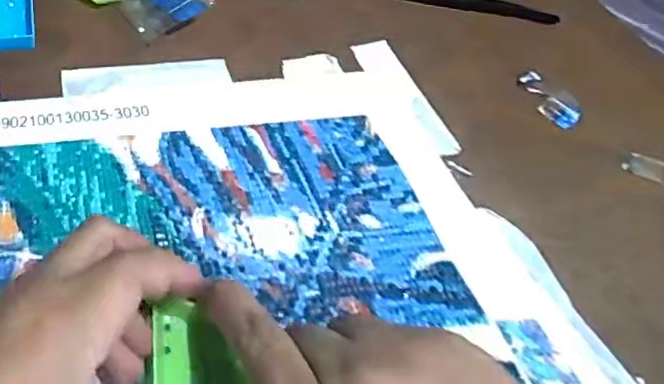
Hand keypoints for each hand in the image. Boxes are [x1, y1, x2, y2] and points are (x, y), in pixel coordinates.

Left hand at [0, 216, 206, 383]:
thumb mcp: (84, 383)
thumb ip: (125, 371)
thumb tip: (143, 365)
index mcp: (74, 307)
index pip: (136, 266)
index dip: (176, 272)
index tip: (206, 293)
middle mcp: (47, 286)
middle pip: (102, 238)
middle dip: (142, 258)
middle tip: (169, 305)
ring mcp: (20, 296)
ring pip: (80, 267)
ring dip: (115, 296)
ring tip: (136, 363)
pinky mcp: (3, 315)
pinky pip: (57, 294)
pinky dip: (87, 313)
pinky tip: (95, 369)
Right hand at [202, 281, 514, 383]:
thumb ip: (301, 382)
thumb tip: (274, 367)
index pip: (259, 344)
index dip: (229, 311)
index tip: (210, 289)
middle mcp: (356, 373)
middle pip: (306, 336)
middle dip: (313, 361)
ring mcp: (408, 353)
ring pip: (354, 330)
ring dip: (360, 359)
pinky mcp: (453, 344)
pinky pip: (402, 334)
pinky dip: (406, 360)